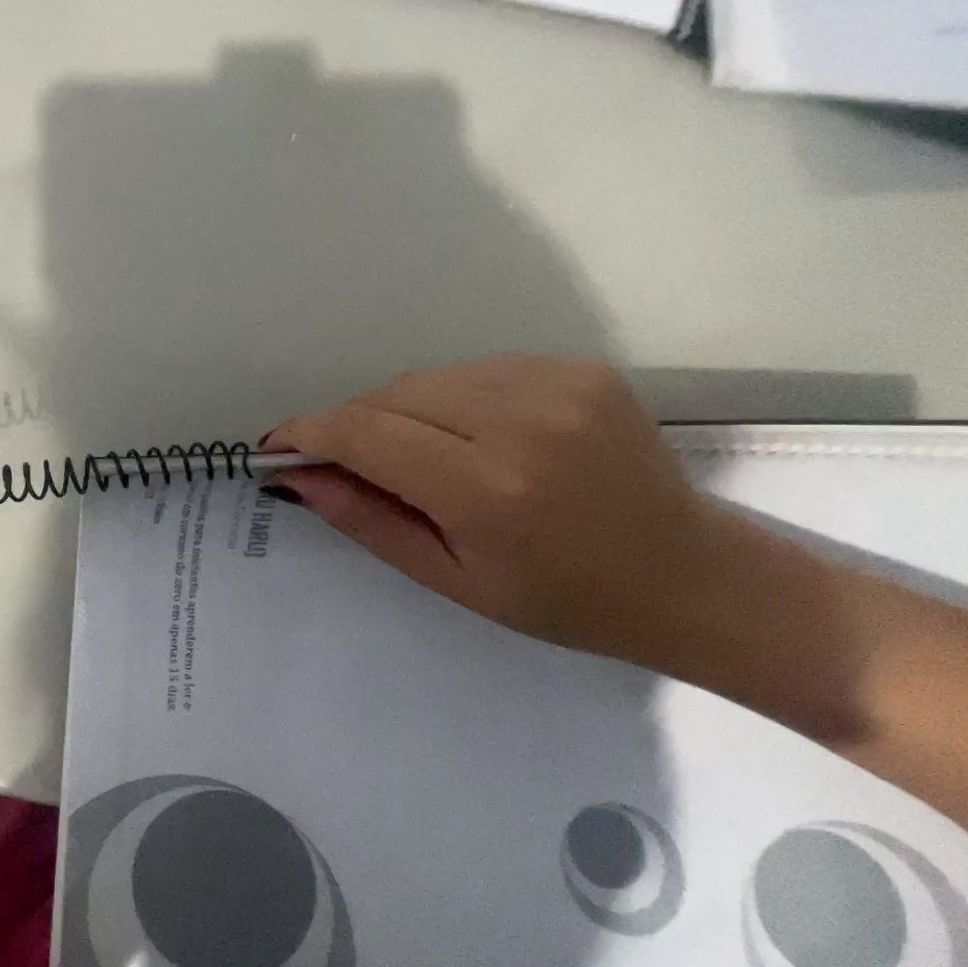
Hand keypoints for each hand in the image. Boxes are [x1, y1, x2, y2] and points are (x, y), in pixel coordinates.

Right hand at [267, 354, 967, 845]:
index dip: (309, 433)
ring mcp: (557, 384)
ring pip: (428, 377)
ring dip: (396, 410)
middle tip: (340, 463)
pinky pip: (474, 370)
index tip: (275, 446)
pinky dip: (446, 398)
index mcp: (488, 488)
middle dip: (350, 424)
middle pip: (391, 395)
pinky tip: (465, 436)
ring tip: (410, 455)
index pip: (366, 433)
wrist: (691, 576)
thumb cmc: (563, 600)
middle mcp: (521, 420)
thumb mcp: (450, 578)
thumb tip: (296, 474)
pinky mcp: (578, 367)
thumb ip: (366, 519)